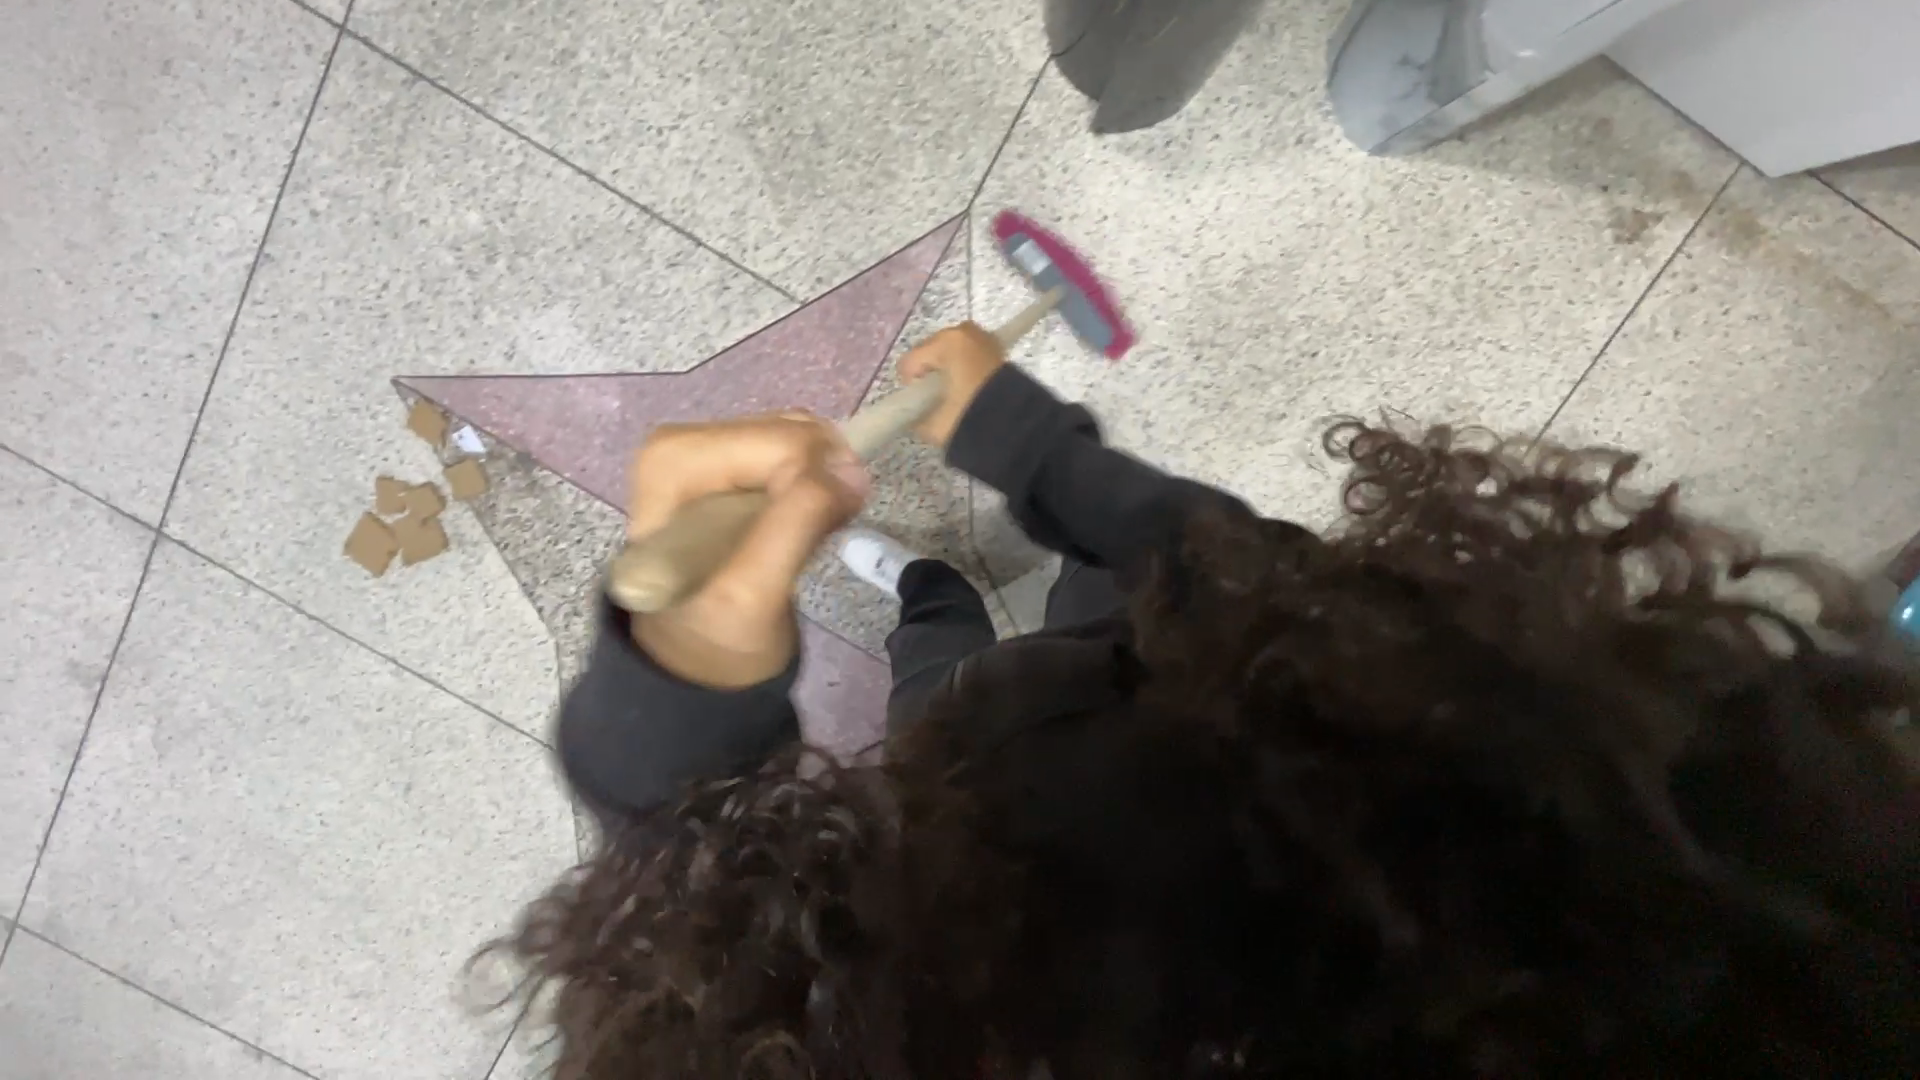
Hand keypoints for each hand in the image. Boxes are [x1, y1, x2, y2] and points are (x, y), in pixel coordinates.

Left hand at [625, 413, 867, 687]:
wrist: (699, 652)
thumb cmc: (717, 632)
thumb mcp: (755, 592)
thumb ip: (797, 525)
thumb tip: (851, 474)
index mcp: (673, 465)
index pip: (779, 442)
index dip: (820, 480)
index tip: (835, 526)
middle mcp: (683, 443)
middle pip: (790, 431)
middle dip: (824, 475)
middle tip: (829, 528)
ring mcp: (708, 448)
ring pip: (799, 433)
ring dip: (825, 477)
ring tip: (816, 527)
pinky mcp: (731, 458)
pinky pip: (797, 445)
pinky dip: (818, 477)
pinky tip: (808, 515)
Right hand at [899, 322, 1005, 447]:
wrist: (1016, 424)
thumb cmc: (970, 416)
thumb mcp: (933, 424)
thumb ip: (916, 417)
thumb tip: (915, 416)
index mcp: (945, 342)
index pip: (909, 363)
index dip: (911, 388)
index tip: (922, 406)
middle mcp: (963, 332)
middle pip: (931, 354)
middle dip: (931, 375)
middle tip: (939, 401)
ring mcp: (983, 337)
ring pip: (951, 354)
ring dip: (948, 372)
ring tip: (956, 397)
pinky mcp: (997, 348)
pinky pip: (969, 357)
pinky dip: (965, 370)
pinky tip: (970, 391)